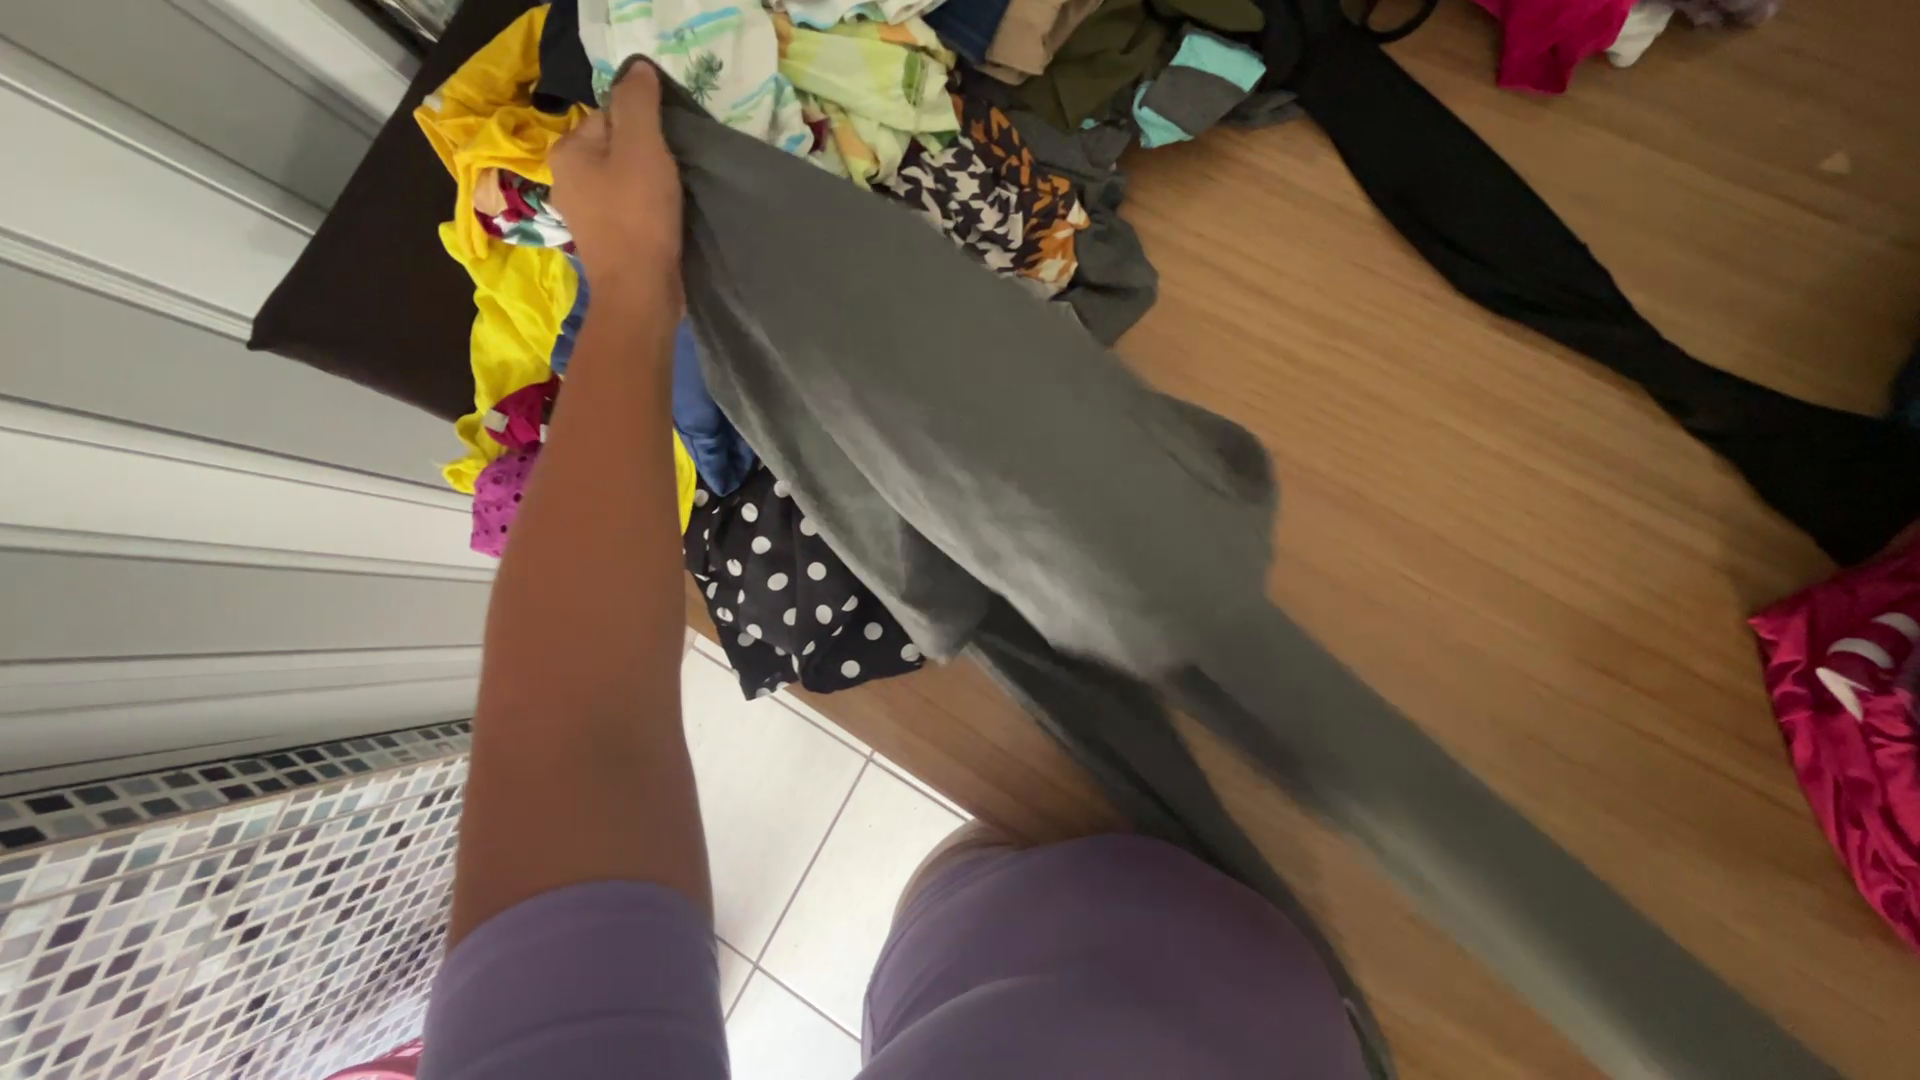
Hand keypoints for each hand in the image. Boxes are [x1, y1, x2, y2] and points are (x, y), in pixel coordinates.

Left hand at [549, 62, 683, 296]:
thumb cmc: (638, 217)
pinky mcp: (606, 242)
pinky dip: (648, 212)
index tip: (668, 151)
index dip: (645, 128)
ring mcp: (584, 215)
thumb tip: (638, 67)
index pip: (611, 116)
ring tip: (673, 201)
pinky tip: (665, 223)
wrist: (640, 292)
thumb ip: (638, 102)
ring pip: (625, 181)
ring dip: (651, 187)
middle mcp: (566, 180)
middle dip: (648, 158)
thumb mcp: (642, 147)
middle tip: (675, 176)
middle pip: (618, 149)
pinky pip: (630, 211)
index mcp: (567, 150)